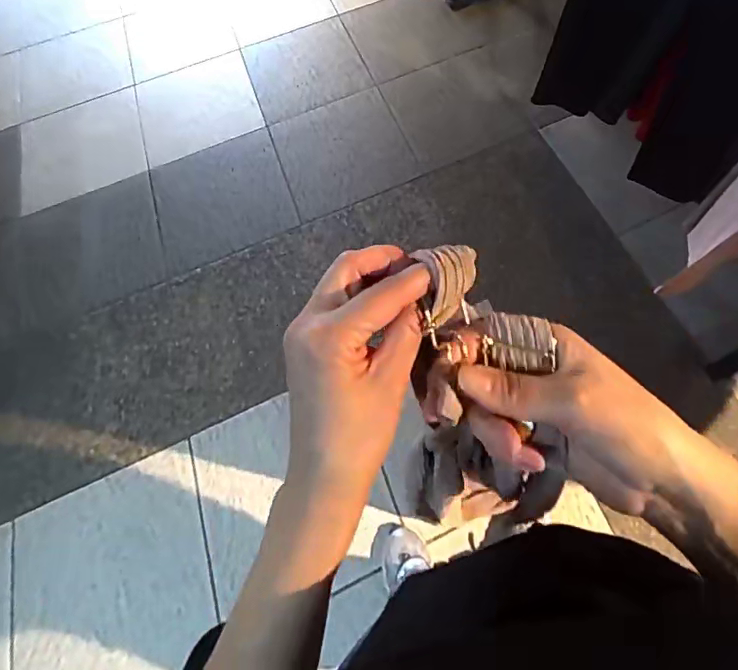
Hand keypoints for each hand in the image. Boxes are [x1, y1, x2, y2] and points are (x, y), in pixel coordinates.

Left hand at [282, 246, 427, 498]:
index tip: (437, 267)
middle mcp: (307, 322)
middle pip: (345, 269)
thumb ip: (405, 331)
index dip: (410, 278)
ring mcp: (301, 330)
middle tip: (415, 265)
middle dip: (381, 260)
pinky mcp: (303, 340)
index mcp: (328, 335)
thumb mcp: (390, 381)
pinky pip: (332, 302)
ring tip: (406, 280)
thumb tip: (419, 297)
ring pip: (337, 281)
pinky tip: (385, 303)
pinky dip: (358, 294)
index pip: (377, 293)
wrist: (321, 476)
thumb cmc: (360, 436)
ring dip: (370, 274)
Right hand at [455, 325, 714, 516]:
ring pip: (483, 410)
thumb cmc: (626, 423)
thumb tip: (458, 374)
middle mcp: (528, 364)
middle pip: (475, 376)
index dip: (456, 359)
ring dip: (496, 436)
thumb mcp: (572, 402)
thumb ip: (514, 390)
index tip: (443, 396)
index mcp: (540, 340)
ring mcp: (530, 400)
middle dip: (480, 410)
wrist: (666, 480)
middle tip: (503, 438)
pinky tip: (533, 464)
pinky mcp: (533, 432)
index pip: (481, 335)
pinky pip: (499, 435)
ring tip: (527, 456)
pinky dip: (507, 451)